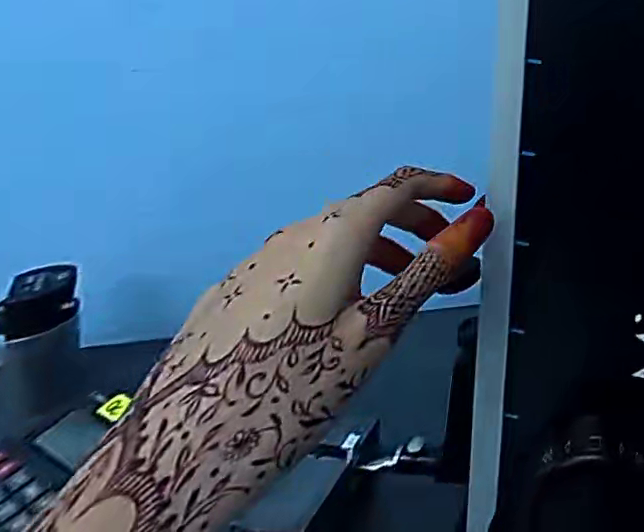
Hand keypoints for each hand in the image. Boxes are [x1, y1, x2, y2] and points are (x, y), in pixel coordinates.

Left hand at [36, 167, 493, 531]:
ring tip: (400, 291)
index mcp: (335, 232)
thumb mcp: (377, 330)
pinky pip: (300, 262)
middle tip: (448, 257)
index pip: (401, 184)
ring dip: (380, 250)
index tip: (469, 199)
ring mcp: (256, 260)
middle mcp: (295, 232)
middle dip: (417, 224)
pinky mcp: (230, 291)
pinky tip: (335, 317)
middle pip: (369, 208)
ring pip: (334, 237)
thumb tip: (477, 221)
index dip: (441, 185)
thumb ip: (431, 270)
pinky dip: (338, 270)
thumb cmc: (290, 390)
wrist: (166, 459)